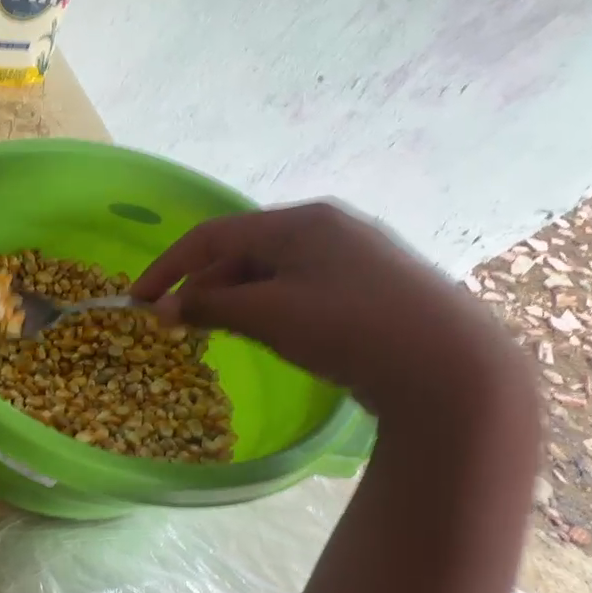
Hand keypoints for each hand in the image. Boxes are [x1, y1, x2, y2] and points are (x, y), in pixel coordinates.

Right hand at [132, 200, 533, 422]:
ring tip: (218, 332)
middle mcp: (329, 227)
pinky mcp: (374, 286)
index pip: (212, 235)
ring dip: (233, 299)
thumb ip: (206, 306)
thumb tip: (162, 309)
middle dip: (202, 286)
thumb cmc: (350, 328)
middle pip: (241, 251)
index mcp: (301, 221)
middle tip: (177, 325)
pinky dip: (268, 307)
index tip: (136, 301)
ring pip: (270, 272)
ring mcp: (356, 256)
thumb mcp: (266, 316)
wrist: (454, 371)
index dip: (167, 267)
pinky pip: (300, 287)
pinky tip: (268, 333)